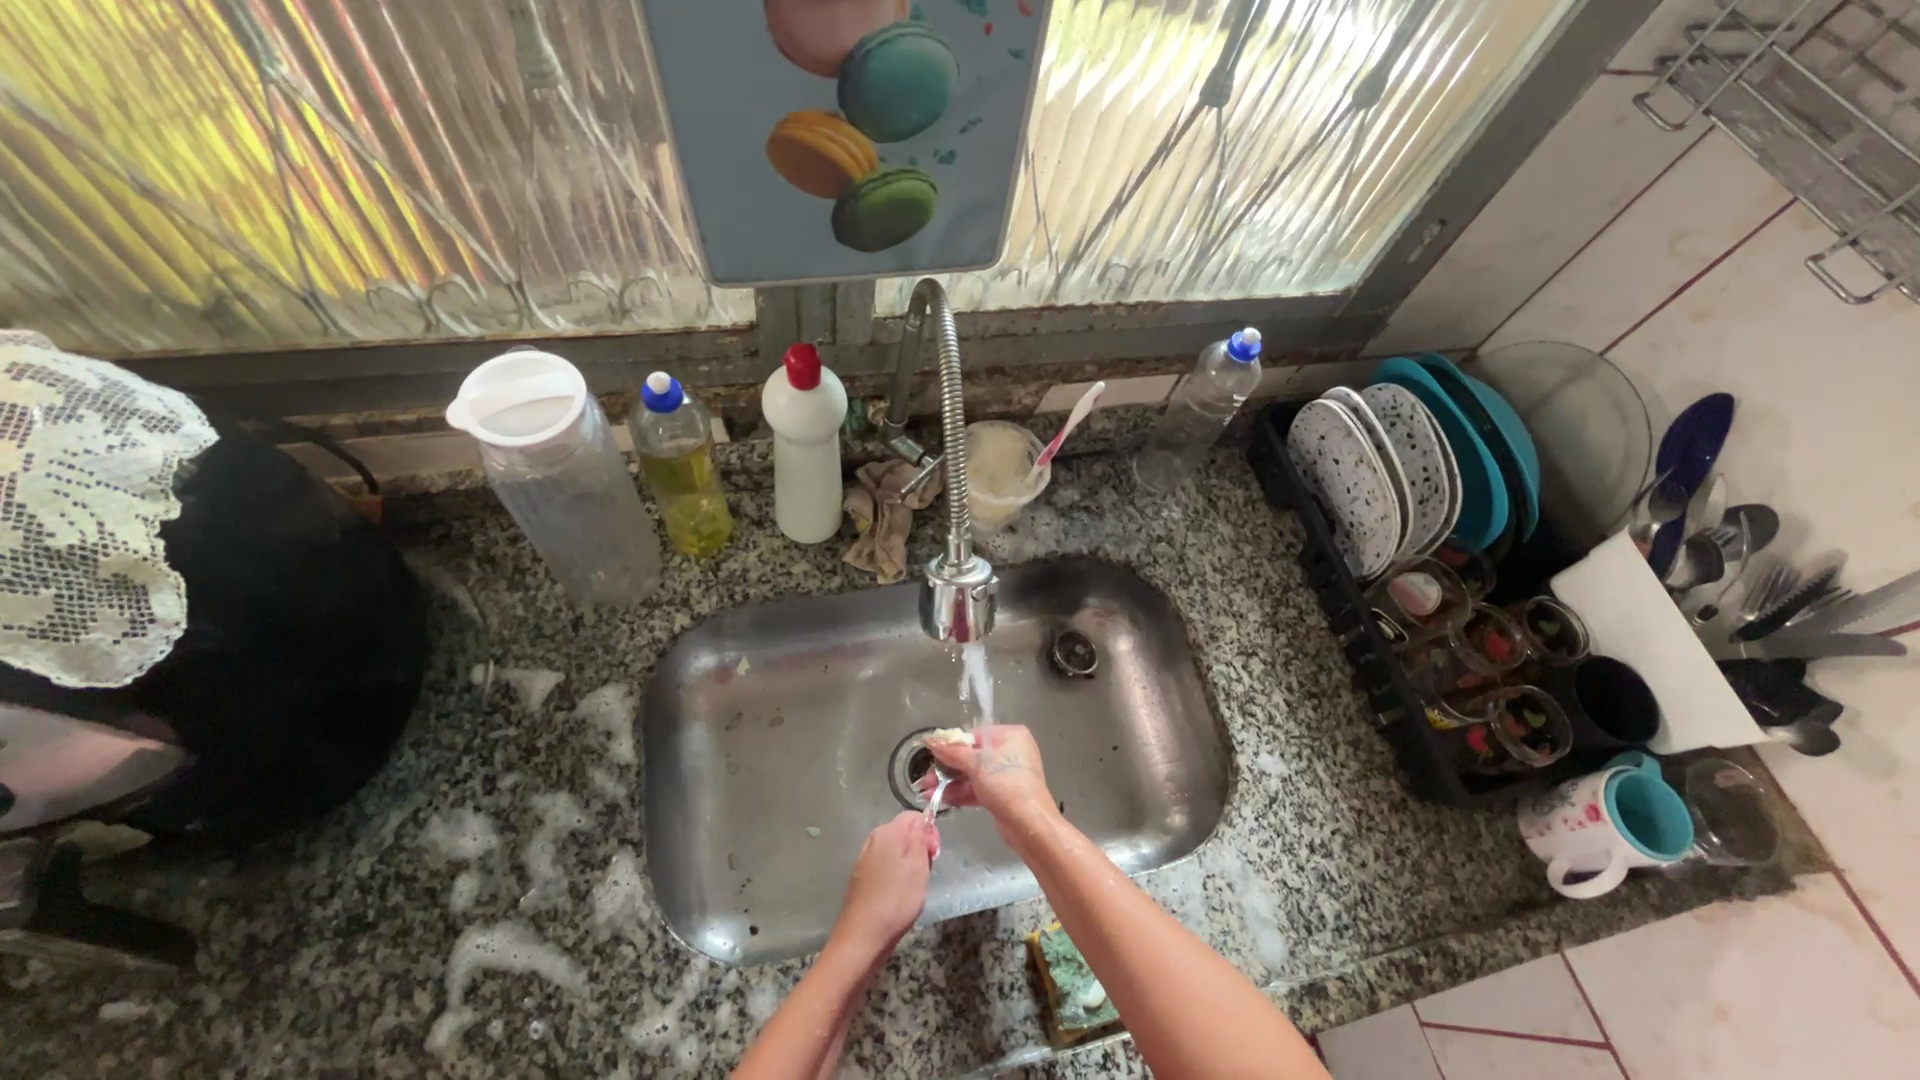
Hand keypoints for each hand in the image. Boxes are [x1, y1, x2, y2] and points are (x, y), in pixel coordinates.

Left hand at [831, 811, 935, 961]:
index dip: (929, 830)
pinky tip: (900, 896)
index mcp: (886, 832)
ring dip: (910, 865)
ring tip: (914, 888)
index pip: (913, 816)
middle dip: (920, 849)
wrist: (862, 937)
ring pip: (897, 852)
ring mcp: (866, 860)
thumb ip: (921, 838)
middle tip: (926, 873)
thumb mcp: (918, 866)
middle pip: (905, 833)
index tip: (935, 854)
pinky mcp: (863, 878)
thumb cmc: (895, 900)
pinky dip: (898, 877)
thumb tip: (923, 820)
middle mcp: (873, 840)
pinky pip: (887, 867)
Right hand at [925, 726, 1055, 832]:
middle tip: (926, 778)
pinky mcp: (1003, 794)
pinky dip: (962, 793)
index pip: (976, 735)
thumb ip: (953, 752)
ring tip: (927, 791)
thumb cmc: (1006, 784)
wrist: (1030, 824)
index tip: (934, 756)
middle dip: (948, 768)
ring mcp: (1007, 775)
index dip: (954, 746)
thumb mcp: (977, 765)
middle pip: (973, 756)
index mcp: (1011, 736)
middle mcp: (1010, 751)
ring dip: (951, 783)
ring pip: (973, 775)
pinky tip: (941, 799)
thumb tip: (930, 740)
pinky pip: (978, 789)